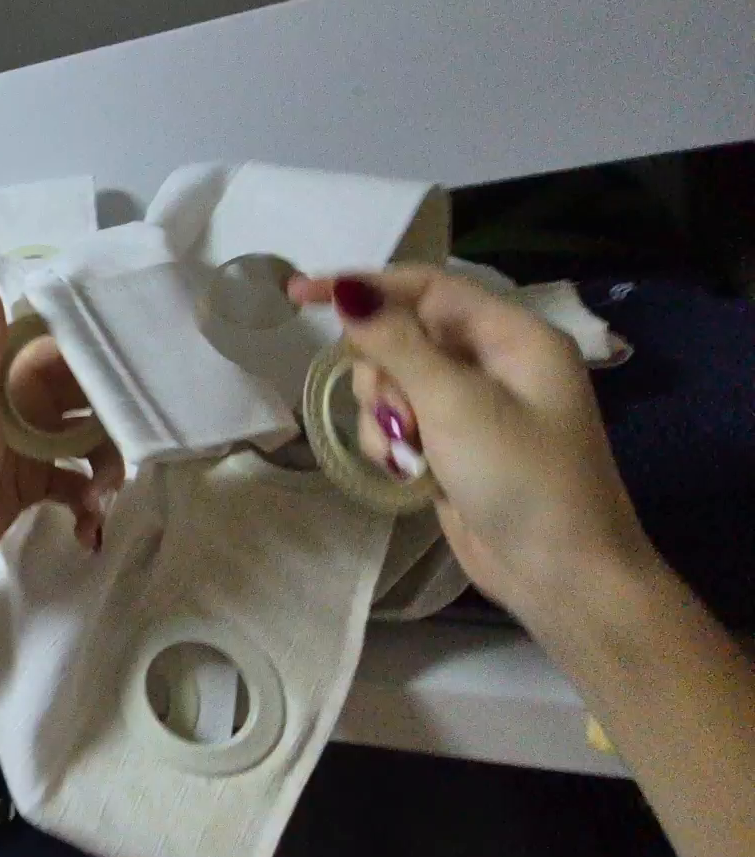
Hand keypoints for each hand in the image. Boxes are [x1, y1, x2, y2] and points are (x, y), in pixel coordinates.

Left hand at [0, 267, 121, 607]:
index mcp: (0, 381)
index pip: (61, 354)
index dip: (100, 358)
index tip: (146, 368)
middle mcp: (17, 408)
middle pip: (84, 400)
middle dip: (114, 425)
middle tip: (131, 453)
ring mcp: (26, 449)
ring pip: (86, 444)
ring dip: (104, 472)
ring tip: (103, 502)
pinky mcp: (32, 487)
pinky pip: (75, 485)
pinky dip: (87, 504)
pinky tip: (88, 529)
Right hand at [288, 267, 654, 613]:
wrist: (556, 571)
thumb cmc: (519, 477)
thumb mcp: (453, 403)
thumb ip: (396, 344)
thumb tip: (348, 292)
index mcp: (511, 338)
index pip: (423, 288)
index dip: (362, 286)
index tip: (299, 294)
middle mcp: (489, 362)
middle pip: (397, 336)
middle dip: (379, 374)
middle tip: (394, 412)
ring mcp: (467, 402)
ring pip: (387, 381)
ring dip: (381, 414)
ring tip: (405, 450)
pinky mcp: (447, 437)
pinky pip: (392, 418)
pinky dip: (386, 440)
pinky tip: (406, 469)